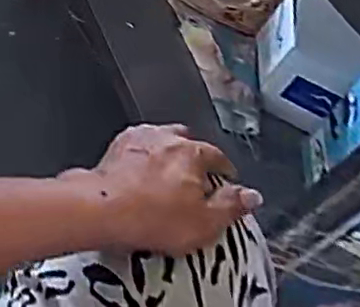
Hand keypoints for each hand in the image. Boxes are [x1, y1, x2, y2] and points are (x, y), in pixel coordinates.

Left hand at [77, 124, 261, 255]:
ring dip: (170, 150)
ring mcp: (140, 136)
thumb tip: (251, 195)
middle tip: (199, 175)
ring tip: (172, 170)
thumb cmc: (153, 216)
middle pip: (188, 141)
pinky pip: (140, 142)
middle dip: (196, 155)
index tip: (228, 178)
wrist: (108, 207)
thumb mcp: (206, 222)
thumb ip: (231, 205)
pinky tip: (145, 167)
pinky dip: (147, 152)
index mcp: (191, 153)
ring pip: (162, 137)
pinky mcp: (119, 142)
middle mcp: (165, 137)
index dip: (225, 169)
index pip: (217, 155)